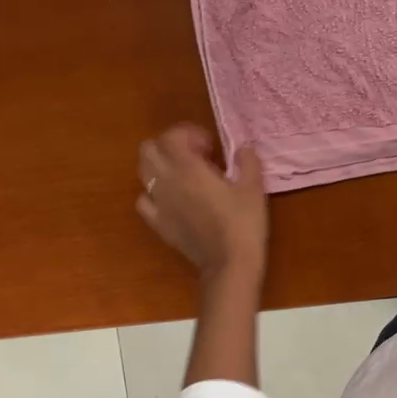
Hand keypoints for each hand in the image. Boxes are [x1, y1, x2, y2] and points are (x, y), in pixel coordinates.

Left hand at [137, 124, 267, 284]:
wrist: (230, 264)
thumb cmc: (243, 223)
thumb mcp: (253, 189)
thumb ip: (248, 162)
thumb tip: (243, 148)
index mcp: (189, 169)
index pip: (172, 136)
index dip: (189, 134)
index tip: (210, 146)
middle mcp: (167, 182)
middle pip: (149, 149)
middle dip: (169, 146)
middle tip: (195, 156)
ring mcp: (159, 203)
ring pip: (143, 172)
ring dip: (160, 166)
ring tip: (184, 175)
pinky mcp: (158, 223)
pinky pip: (144, 200)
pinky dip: (154, 193)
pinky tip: (172, 199)